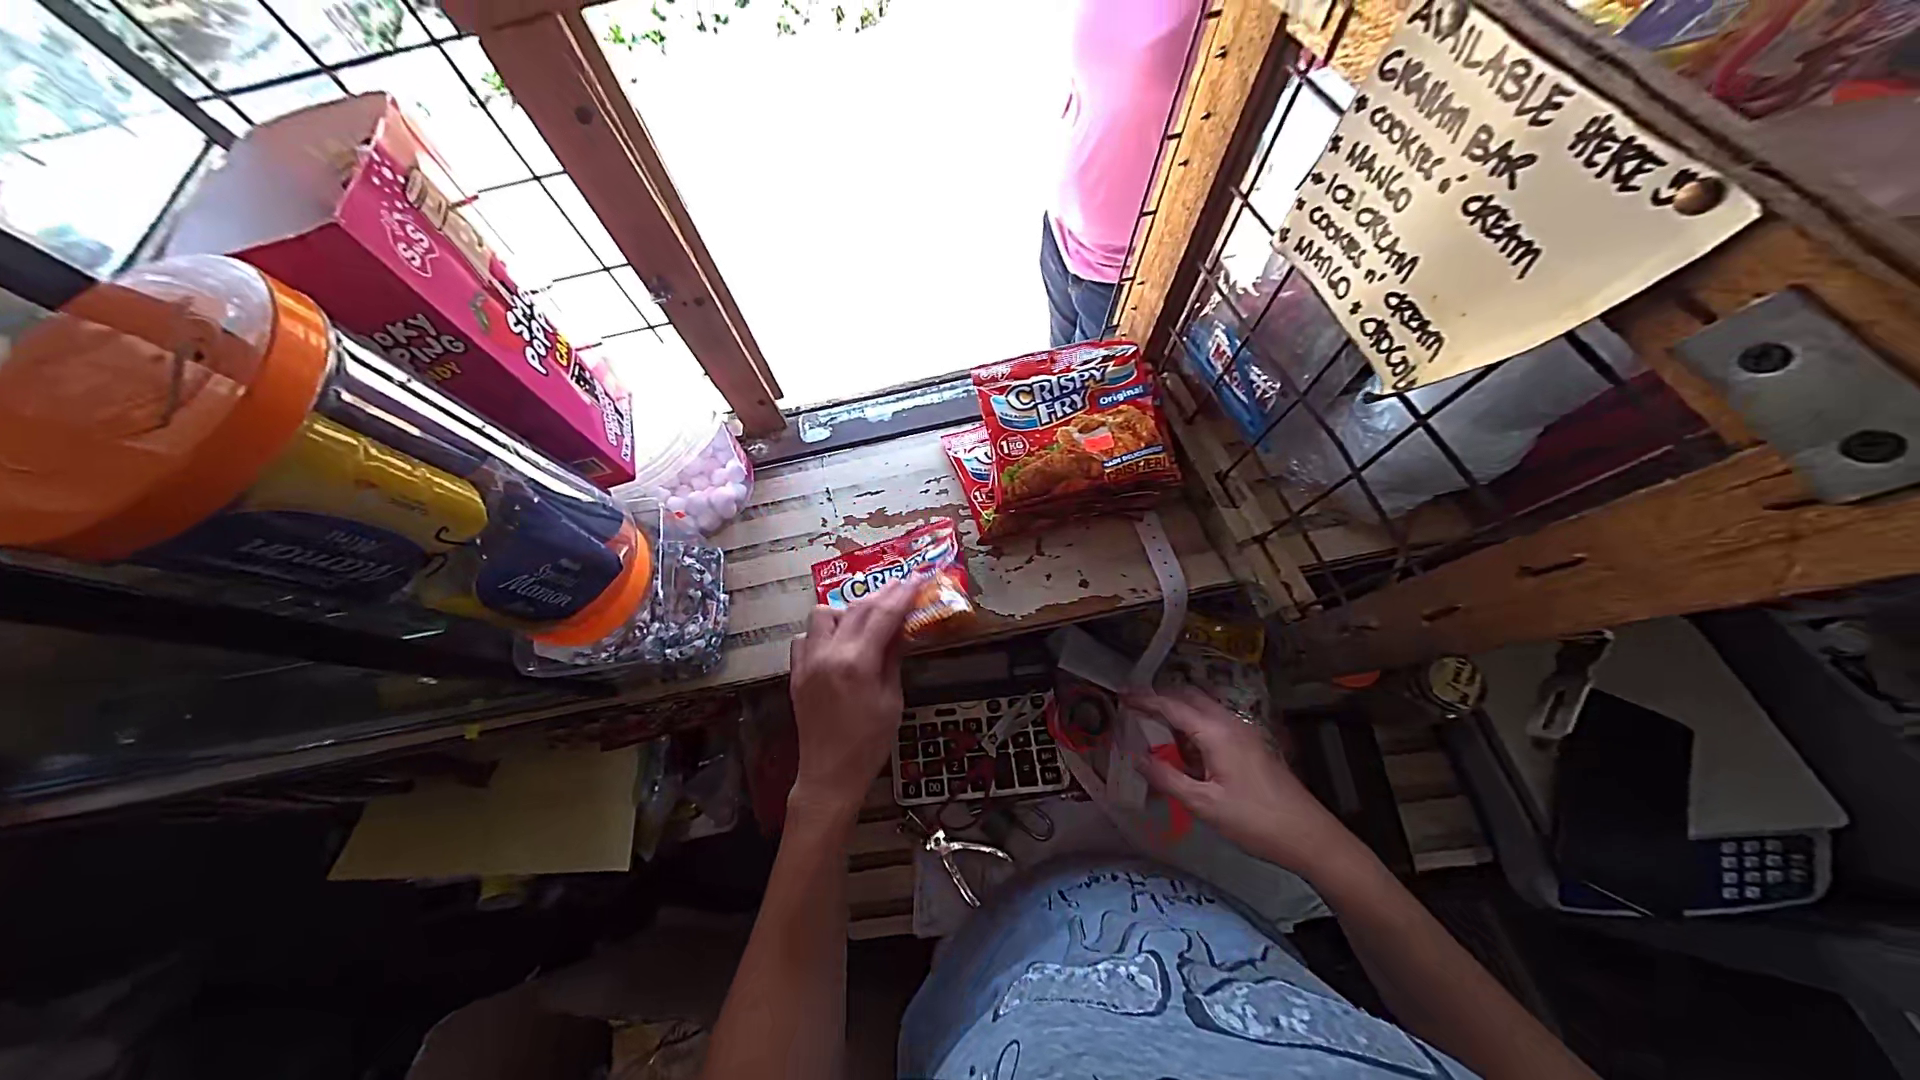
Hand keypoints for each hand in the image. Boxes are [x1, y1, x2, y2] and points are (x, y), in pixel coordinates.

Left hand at [787, 577, 919, 823]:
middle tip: (901, 587)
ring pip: (823, 614)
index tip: (917, 579)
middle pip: (856, 608)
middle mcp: (828, 654)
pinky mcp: (796, 672)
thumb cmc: (870, 742)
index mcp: (857, 663)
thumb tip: (901, 629)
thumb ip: (893, 658)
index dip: (903, 594)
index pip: (883, 614)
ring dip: (847, 609)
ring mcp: (808, 662)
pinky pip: (806, 636)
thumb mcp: (893, 699)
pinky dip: (823, 631)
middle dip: (882, 595)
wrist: (829, 774)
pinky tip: (837, 642)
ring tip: (866, 619)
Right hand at [1134, 686, 1366, 880]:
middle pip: (1189, 697)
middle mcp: (1230, 723)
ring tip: (1152, 723)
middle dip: (1160, 697)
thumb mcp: (1204, 804)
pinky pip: (1214, 722)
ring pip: (1203, 708)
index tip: (1120, 696)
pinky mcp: (1251, 746)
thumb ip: (1167, 777)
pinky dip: (1192, 723)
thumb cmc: (1255, 821)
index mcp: (1216, 732)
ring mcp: (1244, 733)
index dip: (1144, 699)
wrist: (1310, 837)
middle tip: (1133, 706)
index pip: (1172, 705)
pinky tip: (1184, 745)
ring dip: (1177, 710)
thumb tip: (1135, 757)